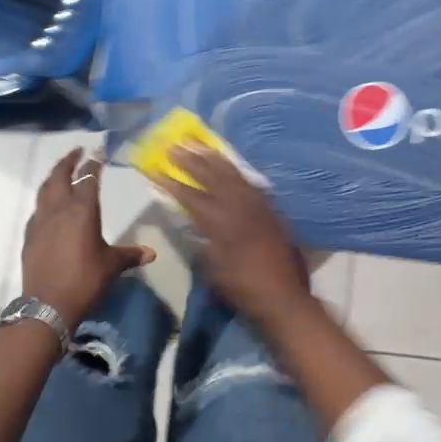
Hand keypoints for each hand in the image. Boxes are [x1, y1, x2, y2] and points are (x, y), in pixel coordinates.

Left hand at [20, 149, 153, 322]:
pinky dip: (44, 201)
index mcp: (82, 209)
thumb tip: (151, 253)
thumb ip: (130, 255)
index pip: (88, 176)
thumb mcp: (112, 266)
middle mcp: (59, 209)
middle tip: (77, 151)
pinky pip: (36, 210)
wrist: (47, 307)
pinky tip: (48, 207)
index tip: (99, 150)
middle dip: (68, 161)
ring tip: (60, 172)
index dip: (94, 162)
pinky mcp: (29, 237)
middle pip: (59, 175)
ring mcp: (40, 222)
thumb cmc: (85, 280)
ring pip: (44, 190)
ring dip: (53, 177)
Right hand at [156, 147, 314, 327]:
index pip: (190, 196)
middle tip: (176, 146)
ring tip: (201, 145)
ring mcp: (257, 204)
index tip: (156, 169)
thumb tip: (192, 226)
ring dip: (215, 158)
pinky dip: (237, 171)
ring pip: (233, 173)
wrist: (284, 297)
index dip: (172, 182)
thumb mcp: (213, 270)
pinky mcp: (271, 208)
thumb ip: (201, 243)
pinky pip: (251, 182)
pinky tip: (231, 166)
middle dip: (192, 160)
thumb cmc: (243, 289)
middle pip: (212, 176)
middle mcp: (239, 207)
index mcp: (220, 223)